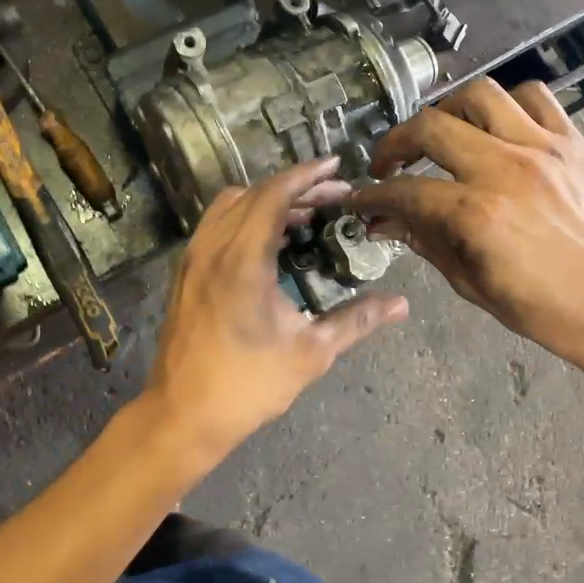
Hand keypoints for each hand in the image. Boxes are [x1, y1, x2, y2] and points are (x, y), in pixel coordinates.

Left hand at [143, 156, 408, 459]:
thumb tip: (400, 304)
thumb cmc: (248, 385)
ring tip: (305, 216)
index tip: (337, 167)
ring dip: (266, 200)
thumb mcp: (310, 353)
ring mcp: (192, 259)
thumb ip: (356, 321)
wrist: (183, 415)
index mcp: (242, 259)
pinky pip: (216, 225)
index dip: (307, 175)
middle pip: (253, 194)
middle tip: (333, 197)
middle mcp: (212, 248)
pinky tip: (270, 242)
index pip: (274, 195)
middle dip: (295, 187)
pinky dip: (244, 218)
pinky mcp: (184, 273)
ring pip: (229, 206)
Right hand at [351, 79, 583, 389]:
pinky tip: (496, 128)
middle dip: (395, 143)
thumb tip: (383, 222)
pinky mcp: (573, 143)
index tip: (359, 199)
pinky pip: (534, 97)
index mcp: (479, 214)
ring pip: (479, 95)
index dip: (373, 195)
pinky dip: (506, 104)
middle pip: (431, 127)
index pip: (407, 190)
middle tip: (387, 164)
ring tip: (440, 136)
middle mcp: (507, 168)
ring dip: (447, 111)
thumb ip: (425, 243)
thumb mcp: (472, 284)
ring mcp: (544, 149)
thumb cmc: (546, 311)